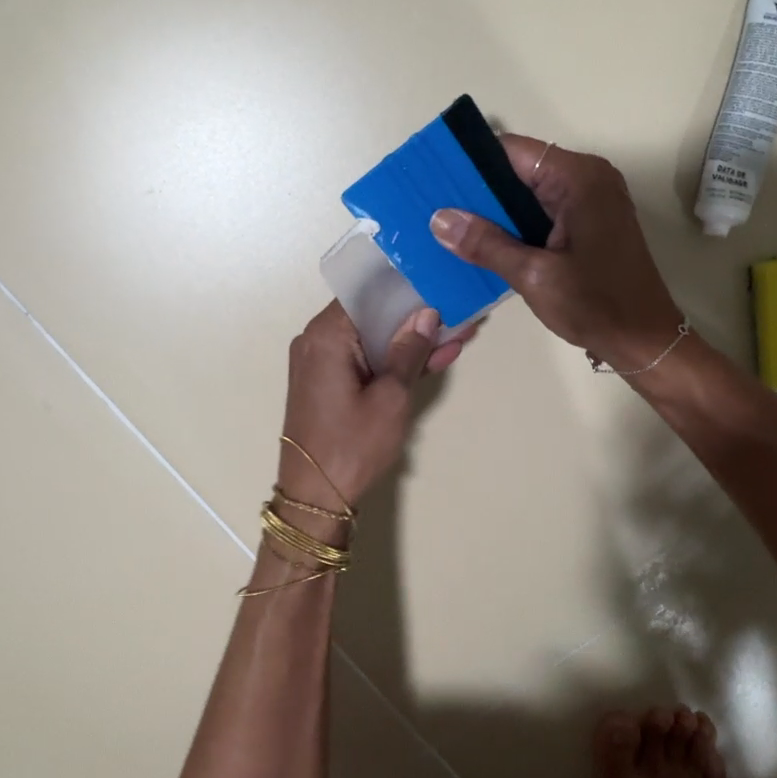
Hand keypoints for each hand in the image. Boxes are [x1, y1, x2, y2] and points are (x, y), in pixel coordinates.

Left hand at [278, 302, 468, 518]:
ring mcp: (322, 363)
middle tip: (461, 307)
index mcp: (326, 335)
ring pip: (373, 338)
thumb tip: (426, 313)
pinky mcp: (330, 383)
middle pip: (372, 314)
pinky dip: (394, 361)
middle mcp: (317, 341)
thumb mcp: (391, 398)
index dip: (406, 286)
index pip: (368, 292)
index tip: (439, 281)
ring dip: (411, 340)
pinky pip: (366, 360)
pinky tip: (436, 357)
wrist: (315, 497)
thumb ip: (408, 351)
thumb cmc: (352, 446)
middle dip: (416, 314)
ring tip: (461, 333)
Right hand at [429, 134, 684, 369]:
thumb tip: (439, 218)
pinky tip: (481, 243)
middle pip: (518, 169)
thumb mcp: (533, 276)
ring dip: (492, 209)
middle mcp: (587, 178)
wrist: (644, 340)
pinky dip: (513, 224)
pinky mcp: (588, 222)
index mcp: (578, 179)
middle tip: (431, 207)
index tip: (432, 178)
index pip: (512, 151)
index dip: (471, 162)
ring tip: (447, 225)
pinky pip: (541, 211)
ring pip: (527, 192)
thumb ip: (486, 244)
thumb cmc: (596, 304)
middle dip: (477, 188)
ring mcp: (590, 200)